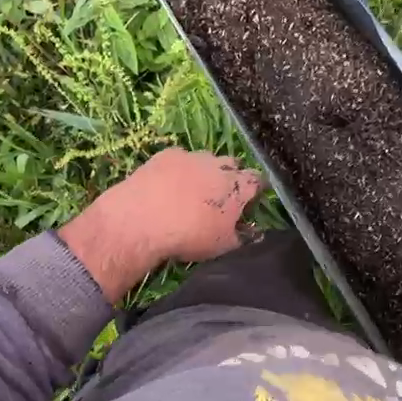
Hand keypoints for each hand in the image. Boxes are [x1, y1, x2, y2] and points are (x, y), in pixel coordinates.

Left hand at [58, 148, 262, 301]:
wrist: (143, 219)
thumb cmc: (189, 236)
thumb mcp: (223, 246)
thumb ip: (240, 237)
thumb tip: (249, 234)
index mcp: (238, 186)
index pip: (258, 181)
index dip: (256, 190)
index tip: (250, 202)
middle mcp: (219, 164)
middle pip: (232, 165)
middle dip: (230, 177)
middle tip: (219, 198)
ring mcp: (192, 156)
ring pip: (205, 159)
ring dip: (203, 171)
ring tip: (190, 192)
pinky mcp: (166, 154)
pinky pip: (179, 159)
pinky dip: (178, 169)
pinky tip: (167, 185)